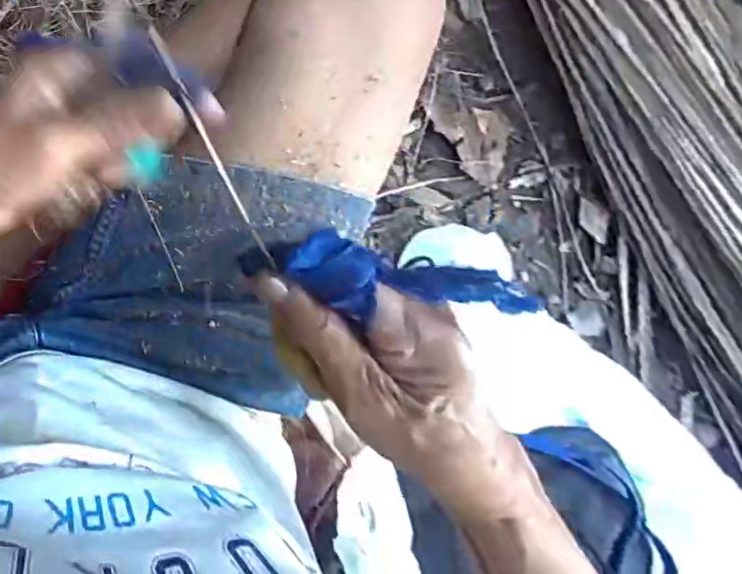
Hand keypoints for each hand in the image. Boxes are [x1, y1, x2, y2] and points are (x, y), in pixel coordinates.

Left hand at [0, 47, 191, 243]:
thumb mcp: (59, 142)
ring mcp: (57, 122)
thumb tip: (174, 102)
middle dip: (131, 133)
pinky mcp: (55, 154)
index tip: (200, 108)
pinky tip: (84, 189)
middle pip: (122, 100)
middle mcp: (59, 89)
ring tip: (96, 180)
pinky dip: (97, 173)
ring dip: (114, 159)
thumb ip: (117, 122)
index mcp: (54, 70)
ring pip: (112, 134)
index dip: (162, 81)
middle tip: (125, 164)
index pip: (124, 60)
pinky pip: (94, 157)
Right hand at [255, 278, 539, 522]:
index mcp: (413, 320)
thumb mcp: (360, 396)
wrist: (475, 467)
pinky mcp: (417, 314)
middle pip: (342, 278)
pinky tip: (343, 355)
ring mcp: (423, 304)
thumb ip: (316, 333)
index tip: (266, 293)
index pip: (343, 273)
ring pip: (348, 290)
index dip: (301, 277)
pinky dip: (343, 324)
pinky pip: (363, 302)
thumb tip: (270, 280)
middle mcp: (422, 299)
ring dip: (323, 319)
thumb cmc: (419, 441)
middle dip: (310, 306)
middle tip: (298, 350)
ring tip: (321, 363)